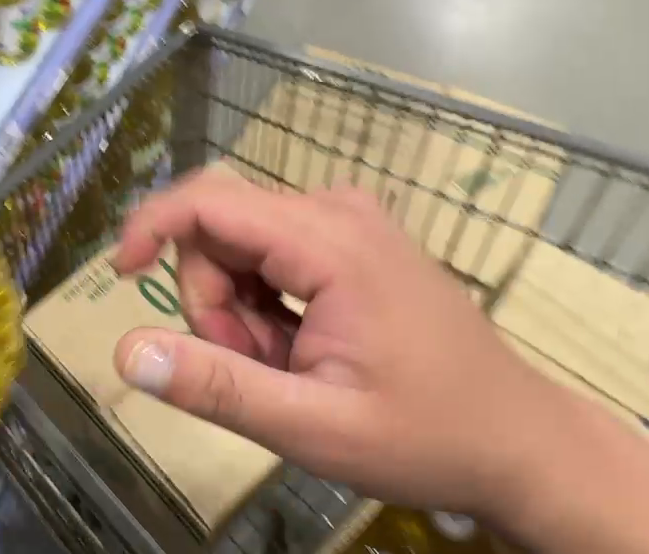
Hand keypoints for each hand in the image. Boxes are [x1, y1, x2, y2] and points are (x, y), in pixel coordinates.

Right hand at [108, 170, 571, 518]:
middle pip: (218, 229)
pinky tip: (298, 345)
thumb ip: (217, 387)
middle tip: (251, 368)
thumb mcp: (316, 429)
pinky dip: (262, 301)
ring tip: (285, 367)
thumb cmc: (431, 439)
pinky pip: (266, 250)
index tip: (121, 273)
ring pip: (237, 242)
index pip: (207, 201)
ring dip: (237, 308)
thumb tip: (127, 352)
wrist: (528, 446)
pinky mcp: (346, 235)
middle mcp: (333, 210)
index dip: (149, 226)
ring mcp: (344, 219)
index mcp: (330, 243)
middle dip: (212, 301)